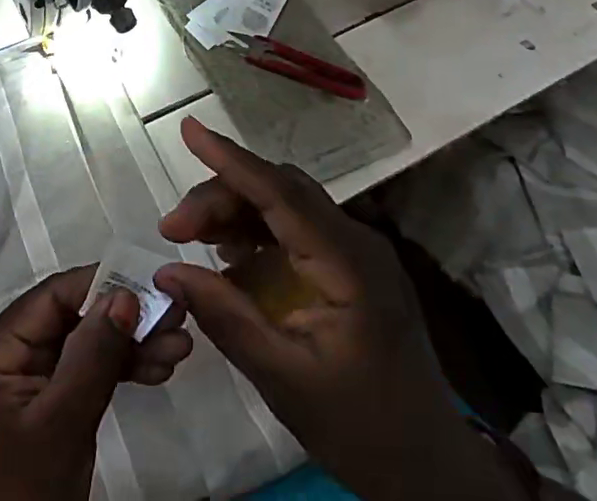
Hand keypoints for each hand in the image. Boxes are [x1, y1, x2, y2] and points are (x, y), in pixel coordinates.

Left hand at [0, 265, 193, 500]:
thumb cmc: (23, 491)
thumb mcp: (60, 424)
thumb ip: (91, 357)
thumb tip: (124, 294)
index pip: (52, 298)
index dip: (102, 285)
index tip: (153, 285)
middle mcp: (6, 351)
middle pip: (71, 319)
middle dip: (124, 320)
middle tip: (178, 321)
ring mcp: (25, 377)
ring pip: (82, 345)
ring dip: (129, 346)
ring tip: (180, 349)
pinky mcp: (43, 403)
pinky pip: (82, 373)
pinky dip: (117, 371)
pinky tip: (156, 369)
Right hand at [152, 118, 527, 500]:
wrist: (430, 472)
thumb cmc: (362, 429)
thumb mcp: (283, 377)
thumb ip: (225, 317)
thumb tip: (166, 272)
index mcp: (350, 265)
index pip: (282, 194)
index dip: (231, 160)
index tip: (188, 129)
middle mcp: (355, 245)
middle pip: (277, 191)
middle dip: (219, 197)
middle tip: (172, 231)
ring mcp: (353, 255)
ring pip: (281, 204)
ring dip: (231, 211)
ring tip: (187, 237)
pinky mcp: (344, 270)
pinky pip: (289, 230)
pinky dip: (250, 231)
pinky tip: (224, 255)